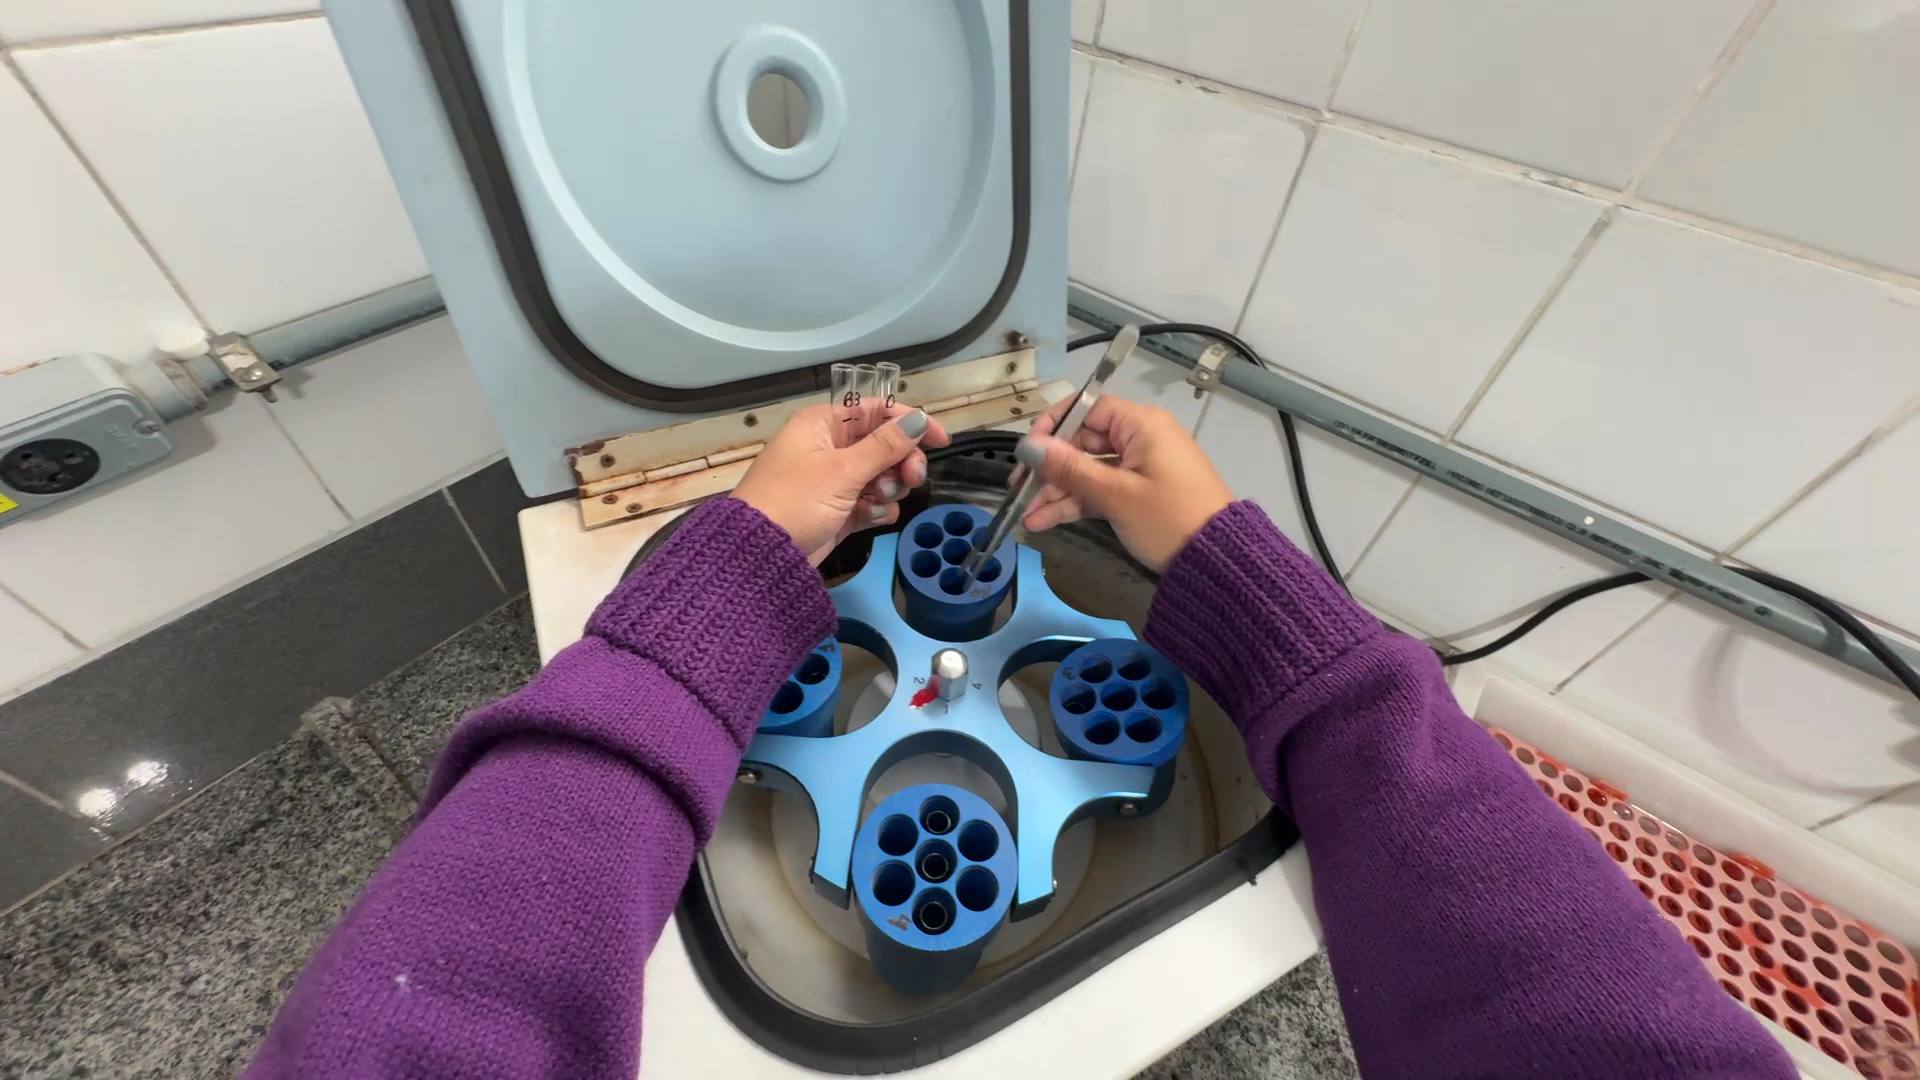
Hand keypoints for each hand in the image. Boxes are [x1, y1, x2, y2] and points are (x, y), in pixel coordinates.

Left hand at [733, 403, 949, 564]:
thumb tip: (919, 419)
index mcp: (823, 425)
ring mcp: (834, 481)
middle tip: (910, 479)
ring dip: (889, 488)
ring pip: (882, 476)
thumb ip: (885, 446)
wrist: (760, 556)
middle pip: (885, 445)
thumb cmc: (794, 501)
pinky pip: (872, 502)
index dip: (910, 422)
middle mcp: (830, 448)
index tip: (940, 440)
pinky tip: (872, 518)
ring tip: (877, 501)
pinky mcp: (839, 510)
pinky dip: (877, 510)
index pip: (876, 411)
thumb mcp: (842, 470)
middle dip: (902, 462)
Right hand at [1014, 395, 1231, 571]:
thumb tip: (1030, 446)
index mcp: (1141, 426)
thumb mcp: (1115, 494)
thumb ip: (1069, 469)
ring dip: (1056, 492)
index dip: (1054, 426)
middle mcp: (1138, 440)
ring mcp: (1137, 469)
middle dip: (1049, 469)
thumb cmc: (1169, 519)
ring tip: (1027, 516)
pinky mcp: (1135, 494)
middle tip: (1019, 490)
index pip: (1088, 408)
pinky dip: (1074, 504)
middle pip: (1082, 443)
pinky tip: (1044, 520)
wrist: (1216, 562)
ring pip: (1086, 471)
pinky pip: (1098, 490)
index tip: (1029, 450)